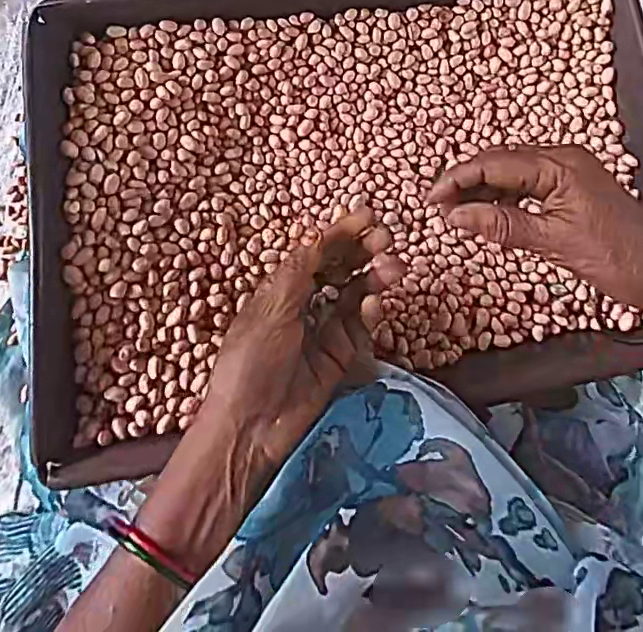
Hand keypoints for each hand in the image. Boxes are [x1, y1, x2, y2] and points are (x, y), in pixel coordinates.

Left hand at [193, 208, 405, 478]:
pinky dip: (368, 312)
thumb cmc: (250, 363)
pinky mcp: (339, 357)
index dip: (341, 232)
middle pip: (339, 269)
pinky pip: (358, 327)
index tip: (367, 215)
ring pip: (354, 295)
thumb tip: (317, 234)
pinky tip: (373, 303)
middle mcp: (304, 304)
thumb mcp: (270, 311)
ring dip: (373, 278)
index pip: (316, 252)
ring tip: (393, 268)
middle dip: (362, 251)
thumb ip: (298, 273)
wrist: (250, 428)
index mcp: (282, 288)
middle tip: (386, 237)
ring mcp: (323, 331)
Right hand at [427, 145, 642, 322]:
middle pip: (499, 163)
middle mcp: (562, 159)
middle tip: (439, 207)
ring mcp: (568, 172)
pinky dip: (503, 200)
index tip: (432, 199)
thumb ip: (501, 225)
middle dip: (465, 183)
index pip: (493, 163)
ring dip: (482, 192)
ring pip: (510, 174)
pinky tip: (488, 215)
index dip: (457, 179)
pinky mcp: (571, 189)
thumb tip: (455, 216)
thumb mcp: (554, 243)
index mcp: (559, 164)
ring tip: (457, 214)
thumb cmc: (620, 259)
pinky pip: (526, 186)